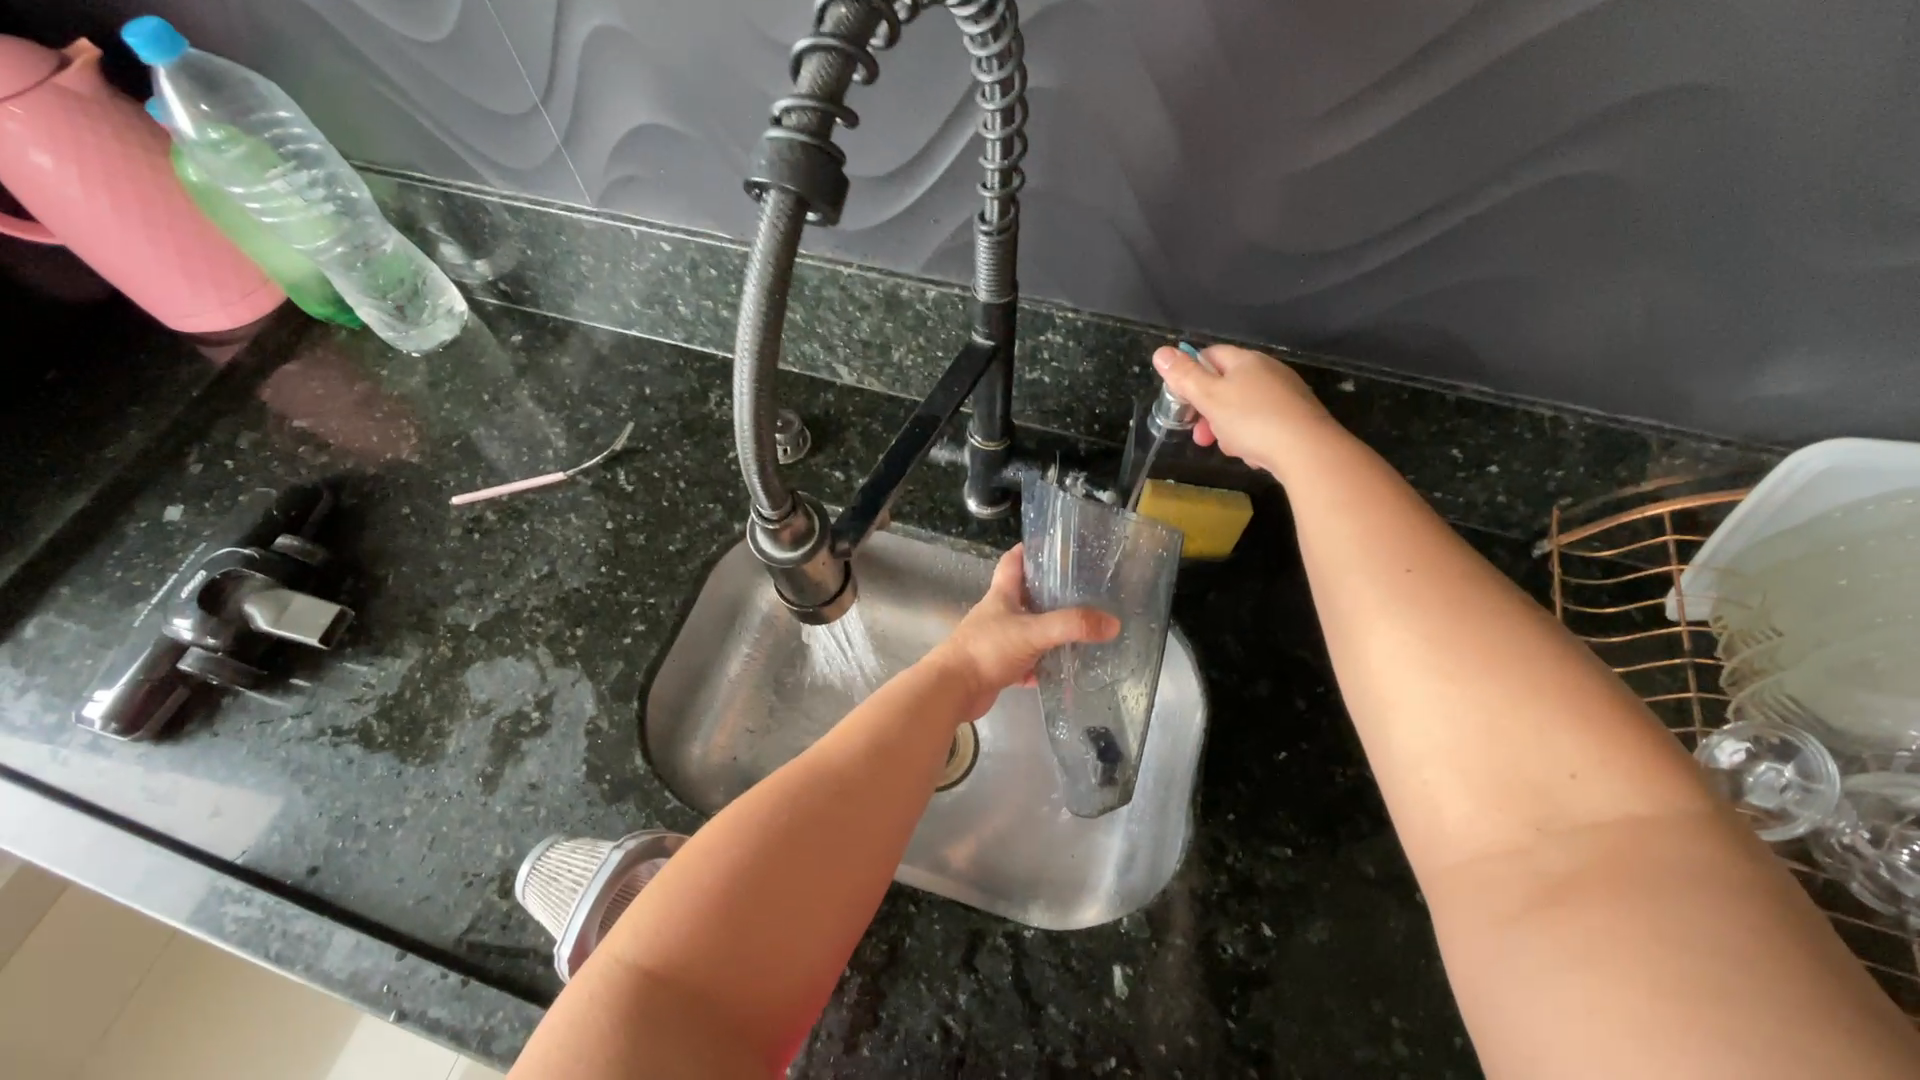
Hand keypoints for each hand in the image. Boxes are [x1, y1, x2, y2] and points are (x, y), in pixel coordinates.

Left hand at [925, 545, 1119, 721]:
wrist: (952, 689)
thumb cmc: (987, 650)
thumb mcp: (1033, 632)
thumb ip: (1072, 626)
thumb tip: (1112, 623)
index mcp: (1001, 596)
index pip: (1013, 562)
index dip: (1029, 551)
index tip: (1051, 546)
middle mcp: (997, 615)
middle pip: (1023, 597)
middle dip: (1047, 594)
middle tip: (1077, 593)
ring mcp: (995, 642)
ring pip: (1025, 631)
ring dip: (1045, 633)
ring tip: (1075, 633)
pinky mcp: (995, 668)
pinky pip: (1022, 663)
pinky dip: (1037, 667)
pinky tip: (1052, 673)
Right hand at [1151, 344, 1346, 479]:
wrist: (1307, 449)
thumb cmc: (1252, 419)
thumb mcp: (1209, 397)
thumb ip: (1184, 376)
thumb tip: (1161, 351)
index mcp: (1245, 361)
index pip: (1210, 355)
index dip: (1191, 374)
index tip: (1182, 400)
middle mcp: (1268, 371)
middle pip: (1227, 385)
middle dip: (1208, 411)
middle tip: (1199, 435)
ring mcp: (1285, 395)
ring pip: (1244, 408)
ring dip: (1228, 428)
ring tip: (1228, 448)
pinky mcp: (1297, 418)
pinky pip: (1264, 424)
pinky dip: (1252, 437)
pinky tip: (1252, 454)